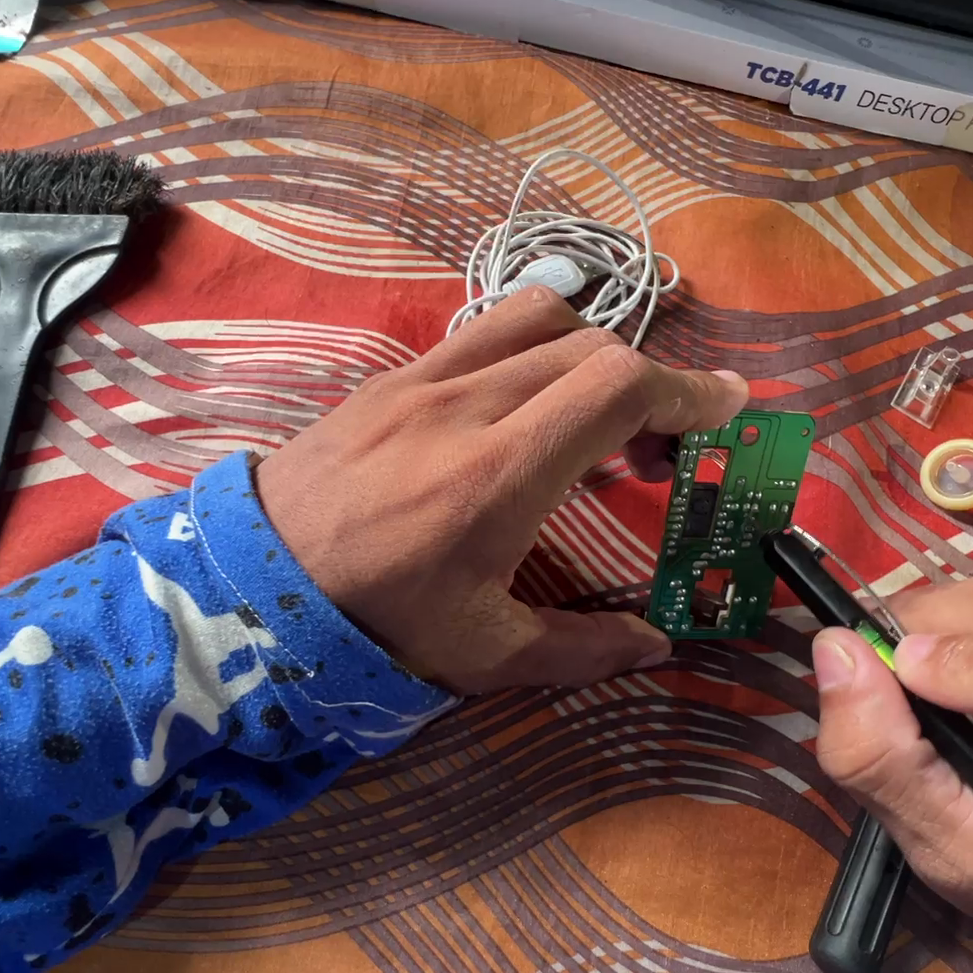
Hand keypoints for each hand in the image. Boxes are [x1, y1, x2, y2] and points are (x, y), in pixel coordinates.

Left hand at [256, 288, 748, 695]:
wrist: (247, 584)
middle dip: (649, 386)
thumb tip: (656, 643)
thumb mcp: (480, 652)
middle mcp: (465, 407)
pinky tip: (523, 408)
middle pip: (591, 347)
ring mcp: (422, 380)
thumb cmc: (368, 623)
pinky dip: (532, 352)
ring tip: (596, 416)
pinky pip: (482, 333)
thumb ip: (581, 649)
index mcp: (498, 477)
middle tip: (659, 452)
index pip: (616, 388)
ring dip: (591, 353)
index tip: (725, 408)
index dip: (686, 390)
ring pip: (537, 320)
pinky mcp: (391, 377)